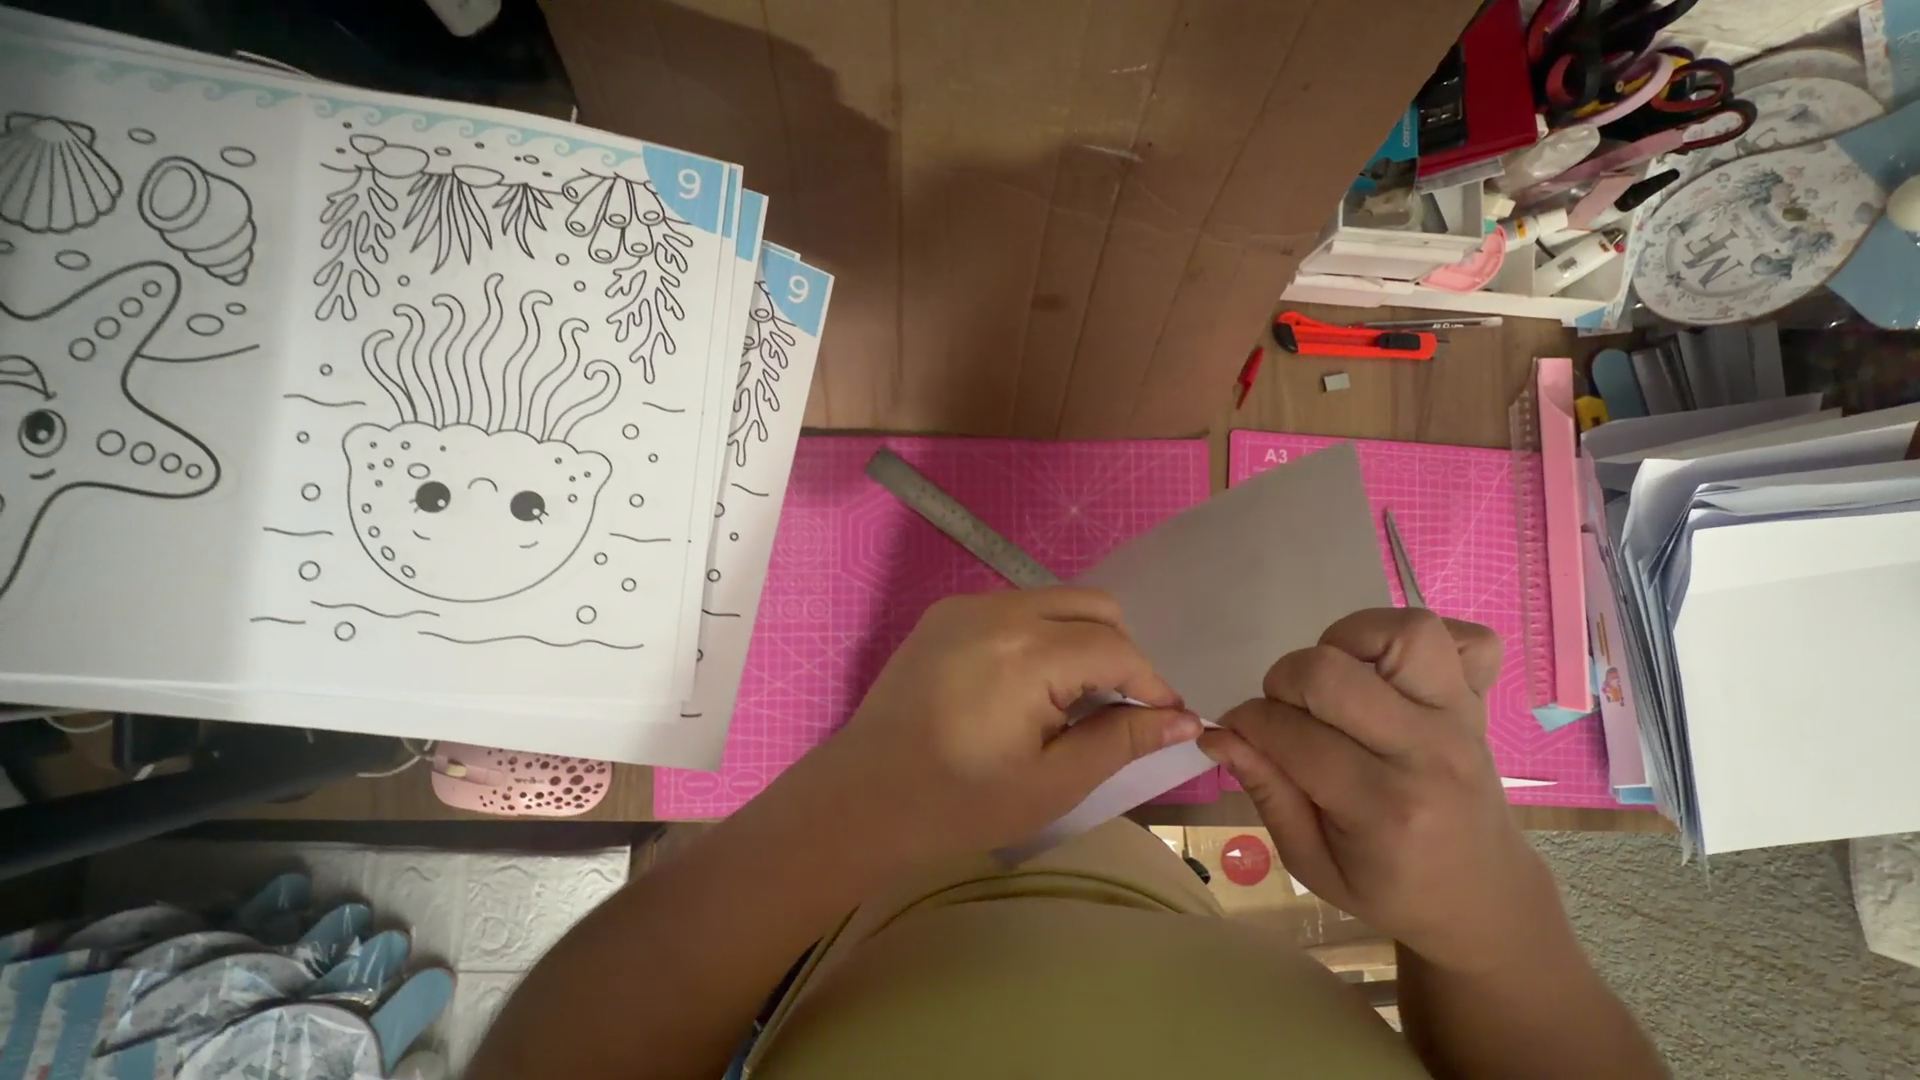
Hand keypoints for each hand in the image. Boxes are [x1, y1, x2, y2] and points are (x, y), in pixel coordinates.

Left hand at [780, 587, 1200, 867]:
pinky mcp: (943, 613)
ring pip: (1053, 600)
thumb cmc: (959, 804)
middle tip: (1117, 708)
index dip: (1150, 682)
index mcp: (1028, 652)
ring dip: (1080, 638)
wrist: (861, 798)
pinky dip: (1040, 634)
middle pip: (1092, 605)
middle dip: (1119, 651)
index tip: (1166, 718)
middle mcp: (999, 609)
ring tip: (1072, 699)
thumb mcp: (1052, 782)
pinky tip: (1027, 685)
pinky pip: (1014, 607)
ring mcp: (966, 605)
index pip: (1116, 648)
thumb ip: (1121, 741)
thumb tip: (1183, 717)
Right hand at [1200, 608, 1564, 973]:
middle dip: (1284, 681)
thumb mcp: (1311, 862)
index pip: (1289, 732)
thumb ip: (1266, 792)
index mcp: (1383, 806)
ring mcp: (1463, 720)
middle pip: (1331, 671)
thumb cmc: (1390, 889)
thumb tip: (1217, 735)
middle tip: (1286, 711)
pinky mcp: (1483, 703)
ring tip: (1336, 679)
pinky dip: (1425, 642)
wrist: (1483, 901)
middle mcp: (1428, 752)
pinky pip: (1470, 640)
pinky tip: (1391, 672)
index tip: (1239, 736)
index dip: (1245, 724)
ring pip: (1406, 633)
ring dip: (1351, 642)